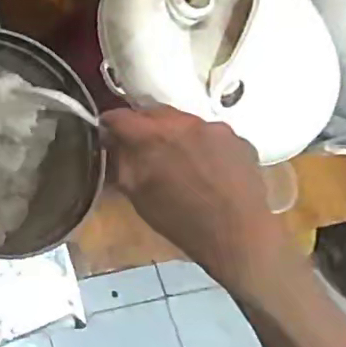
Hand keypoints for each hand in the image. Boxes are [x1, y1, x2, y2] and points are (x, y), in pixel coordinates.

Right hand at [101, 105, 299, 285]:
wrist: (237, 234)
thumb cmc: (177, 217)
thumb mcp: (134, 191)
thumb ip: (119, 159)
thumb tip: (111, 140)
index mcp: (152, 134)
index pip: (119, 115)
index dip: (109, 124)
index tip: (106, 134)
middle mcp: (184, 122)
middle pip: (153, 112)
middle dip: (142, 126)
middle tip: (140, 147)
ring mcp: (216, 128)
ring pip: (184, 121)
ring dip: (173, 134)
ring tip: (176, 159)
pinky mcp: (239, 139)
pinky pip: (210, 134)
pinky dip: (200, 144)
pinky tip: (204, 168)